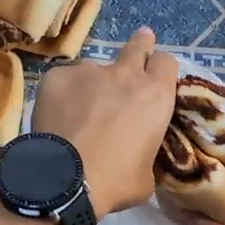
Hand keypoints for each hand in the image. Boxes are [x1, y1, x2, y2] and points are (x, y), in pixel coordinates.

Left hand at [30, 29, 177, 217]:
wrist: (64, 180)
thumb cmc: (116, 181)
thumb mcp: (147, 173)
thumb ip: (146, 150)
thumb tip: (138, 152)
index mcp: (155, 96)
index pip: (167, 62)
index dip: (162, 68)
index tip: (157, 75)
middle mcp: (125, 75)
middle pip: (137, 46)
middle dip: (141, 44)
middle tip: (141, 42)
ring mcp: (88, 71)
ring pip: (95, 69)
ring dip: (95, 83)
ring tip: (84, 108)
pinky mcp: (57, 77)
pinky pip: (66, 80)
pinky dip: (65, 94)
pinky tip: (59, 116)